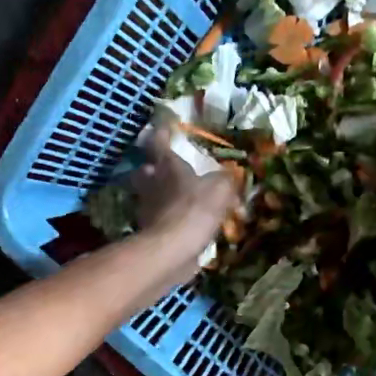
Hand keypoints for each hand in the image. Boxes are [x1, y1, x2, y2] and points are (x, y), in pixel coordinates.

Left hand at [132, 127, 235, 273]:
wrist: (172, 250)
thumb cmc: (195, 210)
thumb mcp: (221, 188)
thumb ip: (226, 179)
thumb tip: (229, 176)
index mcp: (167, 166)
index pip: (160, 142)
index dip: (162, 133)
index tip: (165, 125)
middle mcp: (152, 184)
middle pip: (146, 170)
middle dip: (154, 168)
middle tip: (165, 168)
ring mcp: (148, 209)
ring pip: (151, 195)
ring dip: (161, 194)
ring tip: (180, 198)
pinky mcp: (151, 232)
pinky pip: (161, 219)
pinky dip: (170, 218)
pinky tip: (185, 224)